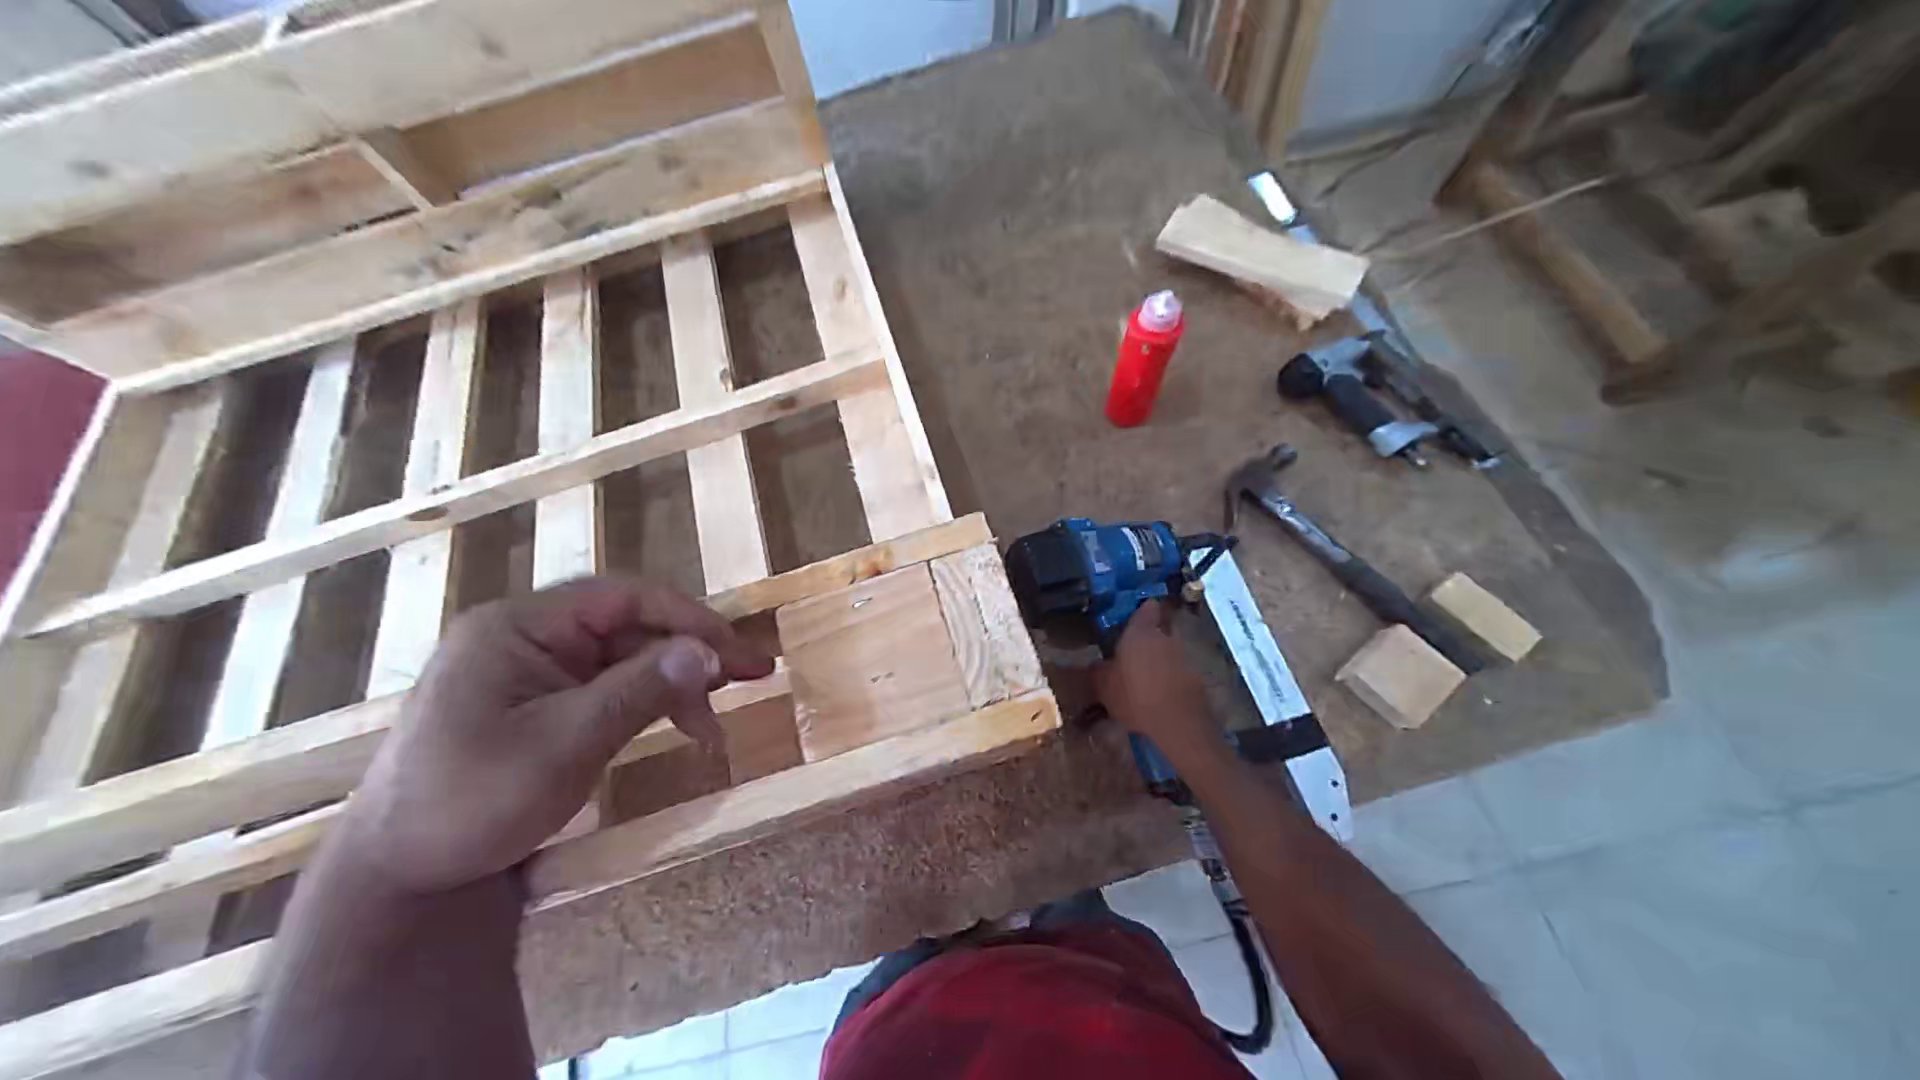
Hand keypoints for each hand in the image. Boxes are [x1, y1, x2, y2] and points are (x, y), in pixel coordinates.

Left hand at [345, 576, 774, 892]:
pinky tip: (681, 725)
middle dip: (690, 651)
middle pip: (630, 625)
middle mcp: (529, 635)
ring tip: (714, 721)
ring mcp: (536, 668)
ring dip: (675, 682)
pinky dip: (651, 702)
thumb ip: (639, 690)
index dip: (688, 617)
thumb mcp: (564, 745)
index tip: (737, 651)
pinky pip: (611, 685)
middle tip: (751, 675)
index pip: (624, 597)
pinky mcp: (543, 701)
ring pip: (627, 656)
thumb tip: (709, 651)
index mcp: (519, 626)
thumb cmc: (471, 804)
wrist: (400, 881)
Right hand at [1091, 601, 1221, 763]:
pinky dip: (1168, 679)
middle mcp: (1166, 637)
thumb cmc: (1134, 696)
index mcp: (1141, 631)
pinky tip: (1156, 697)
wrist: (1179, 725)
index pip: (1147, 607)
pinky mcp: (1197, 679)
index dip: (1140, 611)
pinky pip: (1178, 672)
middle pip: (1158, 630)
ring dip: (1158, 661)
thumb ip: (1098, 670)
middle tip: (1130, 655)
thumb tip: (1097, 664)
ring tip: (1142, 680)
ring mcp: (1185, 657)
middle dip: (1147, 640)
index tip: (1129, 620)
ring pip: (1168, 652)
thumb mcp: (1103, 685)